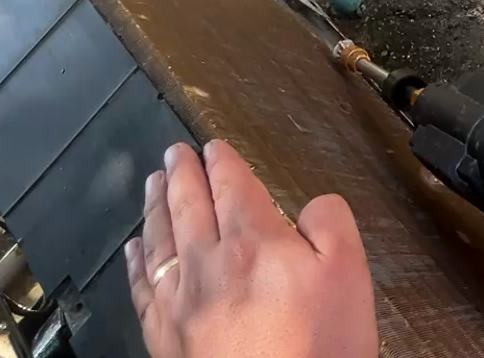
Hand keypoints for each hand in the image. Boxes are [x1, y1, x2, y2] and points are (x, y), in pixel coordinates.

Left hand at [126, 140, 376, 357]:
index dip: (222, 162)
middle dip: (181, 175)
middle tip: (174, 153)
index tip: (214, 146)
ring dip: (155, 207)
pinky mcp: (165, 342)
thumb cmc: (322, 343)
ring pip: (159, 242)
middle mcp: (209, 266)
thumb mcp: (348, 268)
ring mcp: (181, 306)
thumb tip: (307, 206)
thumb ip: (329, 220)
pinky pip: (143, 291)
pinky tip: (135, 250)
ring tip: (153, 183)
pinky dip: (136, 263)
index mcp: (254, 242)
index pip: (231, 187)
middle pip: (188, 207)